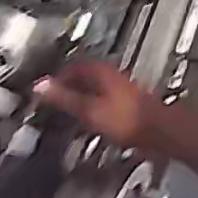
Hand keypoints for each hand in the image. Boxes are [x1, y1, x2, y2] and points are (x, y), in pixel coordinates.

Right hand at [33, 60, 160, 146]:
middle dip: (65, 88)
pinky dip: (89, 110)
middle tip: (51, 103)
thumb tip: (40, 86)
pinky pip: (100, 101)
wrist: (157, 130)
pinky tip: (86, 125)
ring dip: (77, 100)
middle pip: (82, 77)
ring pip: (91, 89)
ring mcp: (118, 88)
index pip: (72, 67)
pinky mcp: (124, 103)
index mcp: (100, 71)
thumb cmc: (124, 118)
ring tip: (65, 115)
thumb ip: (63, 98)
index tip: (43, 92)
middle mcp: (110, 75)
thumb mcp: (88, 109)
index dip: (56, 79)